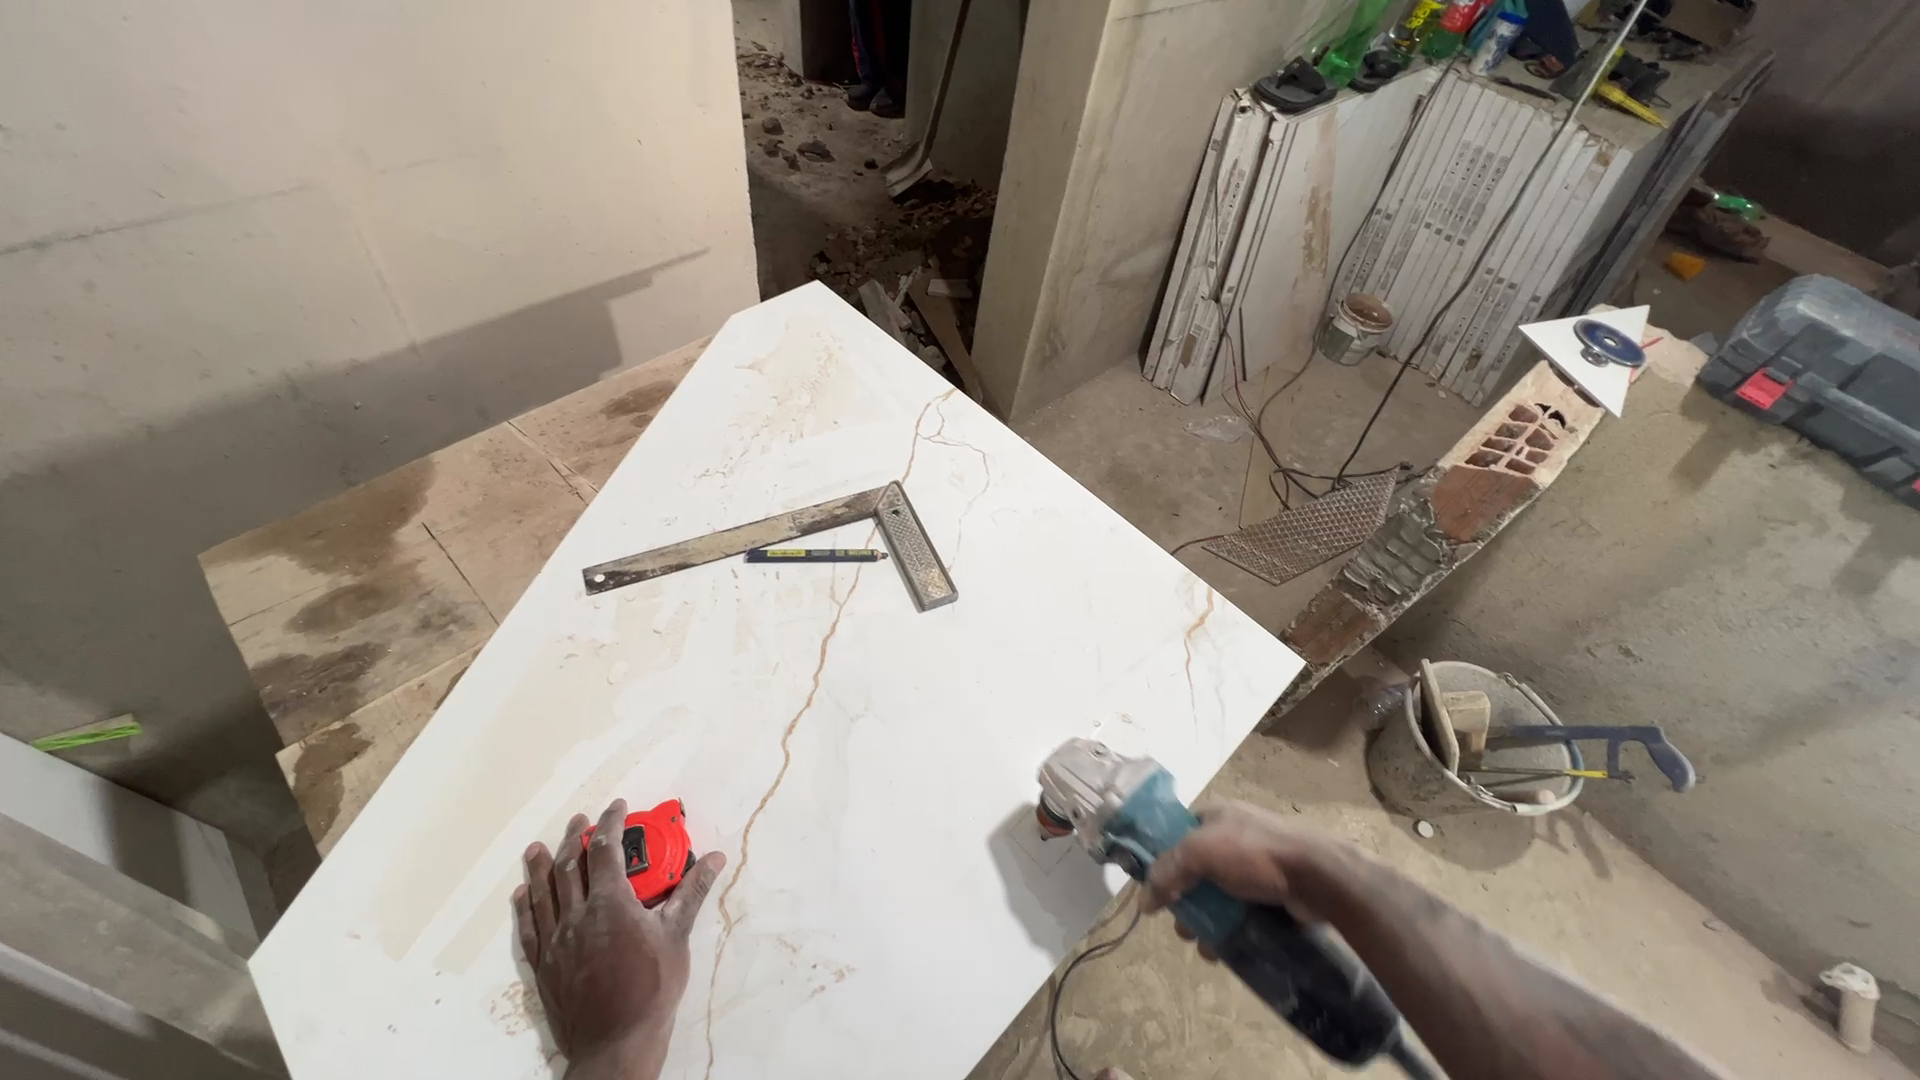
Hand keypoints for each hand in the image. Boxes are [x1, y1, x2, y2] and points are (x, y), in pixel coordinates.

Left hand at [514, 799, 725, 1079]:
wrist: (616, 1043)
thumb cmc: (652, 987)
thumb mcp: (677, 935)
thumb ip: (692, 891)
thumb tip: (715, 857)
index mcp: (611, 905)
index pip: (607, 851)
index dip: (611, 824)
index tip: (618, 807)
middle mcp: (577, 917)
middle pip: (569, 867)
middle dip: (574, 839)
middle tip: (580, 820)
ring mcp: (556, 943)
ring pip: (543, 894)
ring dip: (541, 866)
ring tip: (539, 846)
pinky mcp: (544, 967)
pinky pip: (530, 929)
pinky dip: (526, 906)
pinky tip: (524, 893)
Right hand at [1142, 800, 1340, 928]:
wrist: (1317, 877)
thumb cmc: (1254, 853)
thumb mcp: (1200, 852)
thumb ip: (1168, 871)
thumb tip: (1142, 901)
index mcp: (1215, 815)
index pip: (1177, 834)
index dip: (1163, 860)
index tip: (1156, 890)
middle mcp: (1233, 836)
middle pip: (1196, 871)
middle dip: (1185, 902)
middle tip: (1183, 927)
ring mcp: (1256, 865)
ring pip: (1218, 896)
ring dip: (1207, 922)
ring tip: (1204, 946)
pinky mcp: (1273, 893)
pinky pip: (1242, 912)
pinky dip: (1230, 930)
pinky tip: (1224, 950)